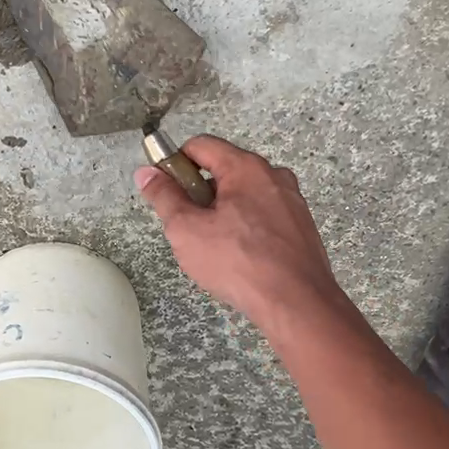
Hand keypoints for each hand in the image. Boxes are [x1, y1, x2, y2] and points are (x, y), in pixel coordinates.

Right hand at [134, 134, 343, 330]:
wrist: (295, 302)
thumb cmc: (237, 262)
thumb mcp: (186, 229)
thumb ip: (164, 196)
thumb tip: (147, 173)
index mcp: (246, 168)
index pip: (200, 145)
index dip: (174, 163)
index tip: (164, 190)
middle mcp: (274, 176)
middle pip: (223, 170)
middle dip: (198, 192)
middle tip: (187, 226)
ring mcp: (292, 202)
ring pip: (243, 195)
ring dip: (221, 212)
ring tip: (213, 246)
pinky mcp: (301, 227)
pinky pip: (262, 215)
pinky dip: (244, 227)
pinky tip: (238, 256)